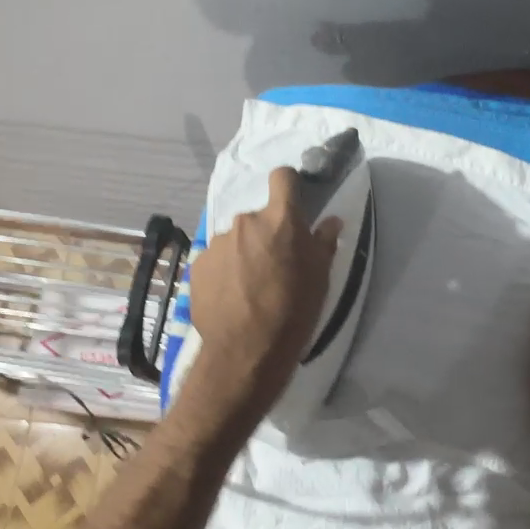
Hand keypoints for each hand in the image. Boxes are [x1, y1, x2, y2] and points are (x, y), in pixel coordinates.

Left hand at [184, 166, 343, 413]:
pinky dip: (225, 271)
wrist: (245, 351)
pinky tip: (232, 298)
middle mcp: (245, 221)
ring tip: (250, 287)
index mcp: (280, 219)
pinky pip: (217, 259)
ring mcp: (217, 242)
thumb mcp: (321, 278)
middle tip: (275, 265)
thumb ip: (323, 242)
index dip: (289, 186)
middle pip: (259, 216)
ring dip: (244, 253)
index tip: (293, 204)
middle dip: (266, 234)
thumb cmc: (293, 311)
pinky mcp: (198, 264)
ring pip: (236, 239)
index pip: (283, 177)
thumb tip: (331, 221)